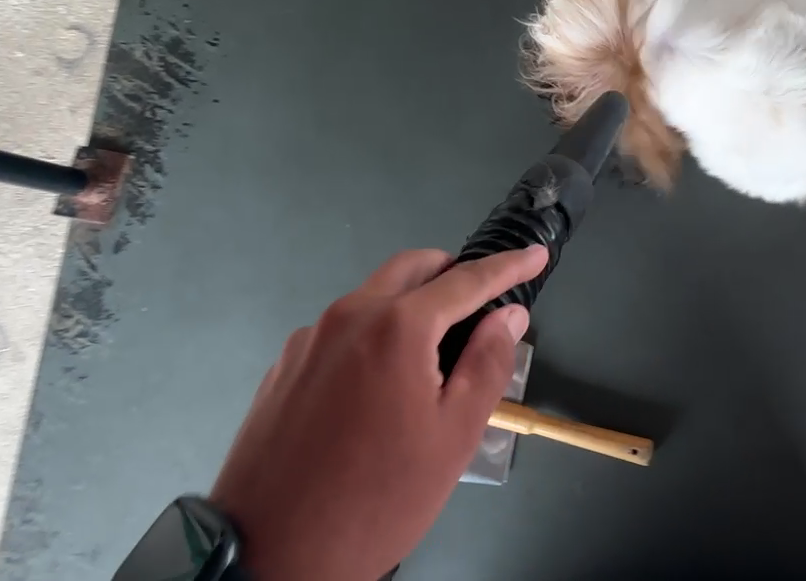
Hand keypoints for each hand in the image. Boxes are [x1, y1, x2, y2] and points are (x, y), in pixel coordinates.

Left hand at [209, 245, 547, 580]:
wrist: (268, 555)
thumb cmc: (378, 496)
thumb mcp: (454, 436)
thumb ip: (488, 363)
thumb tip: (507, 315)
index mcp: (397, 326)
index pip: (466, 280)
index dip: (508, 266)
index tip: (537, 255)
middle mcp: (349, 314)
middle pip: (412, 268)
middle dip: (452, 272)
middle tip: (479, 303)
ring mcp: (309, 338)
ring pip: (373, 296)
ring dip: (410, 304)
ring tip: (430, 357)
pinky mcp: (284, 365)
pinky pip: (342, 329)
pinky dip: (374, 333)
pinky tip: (377, 388)